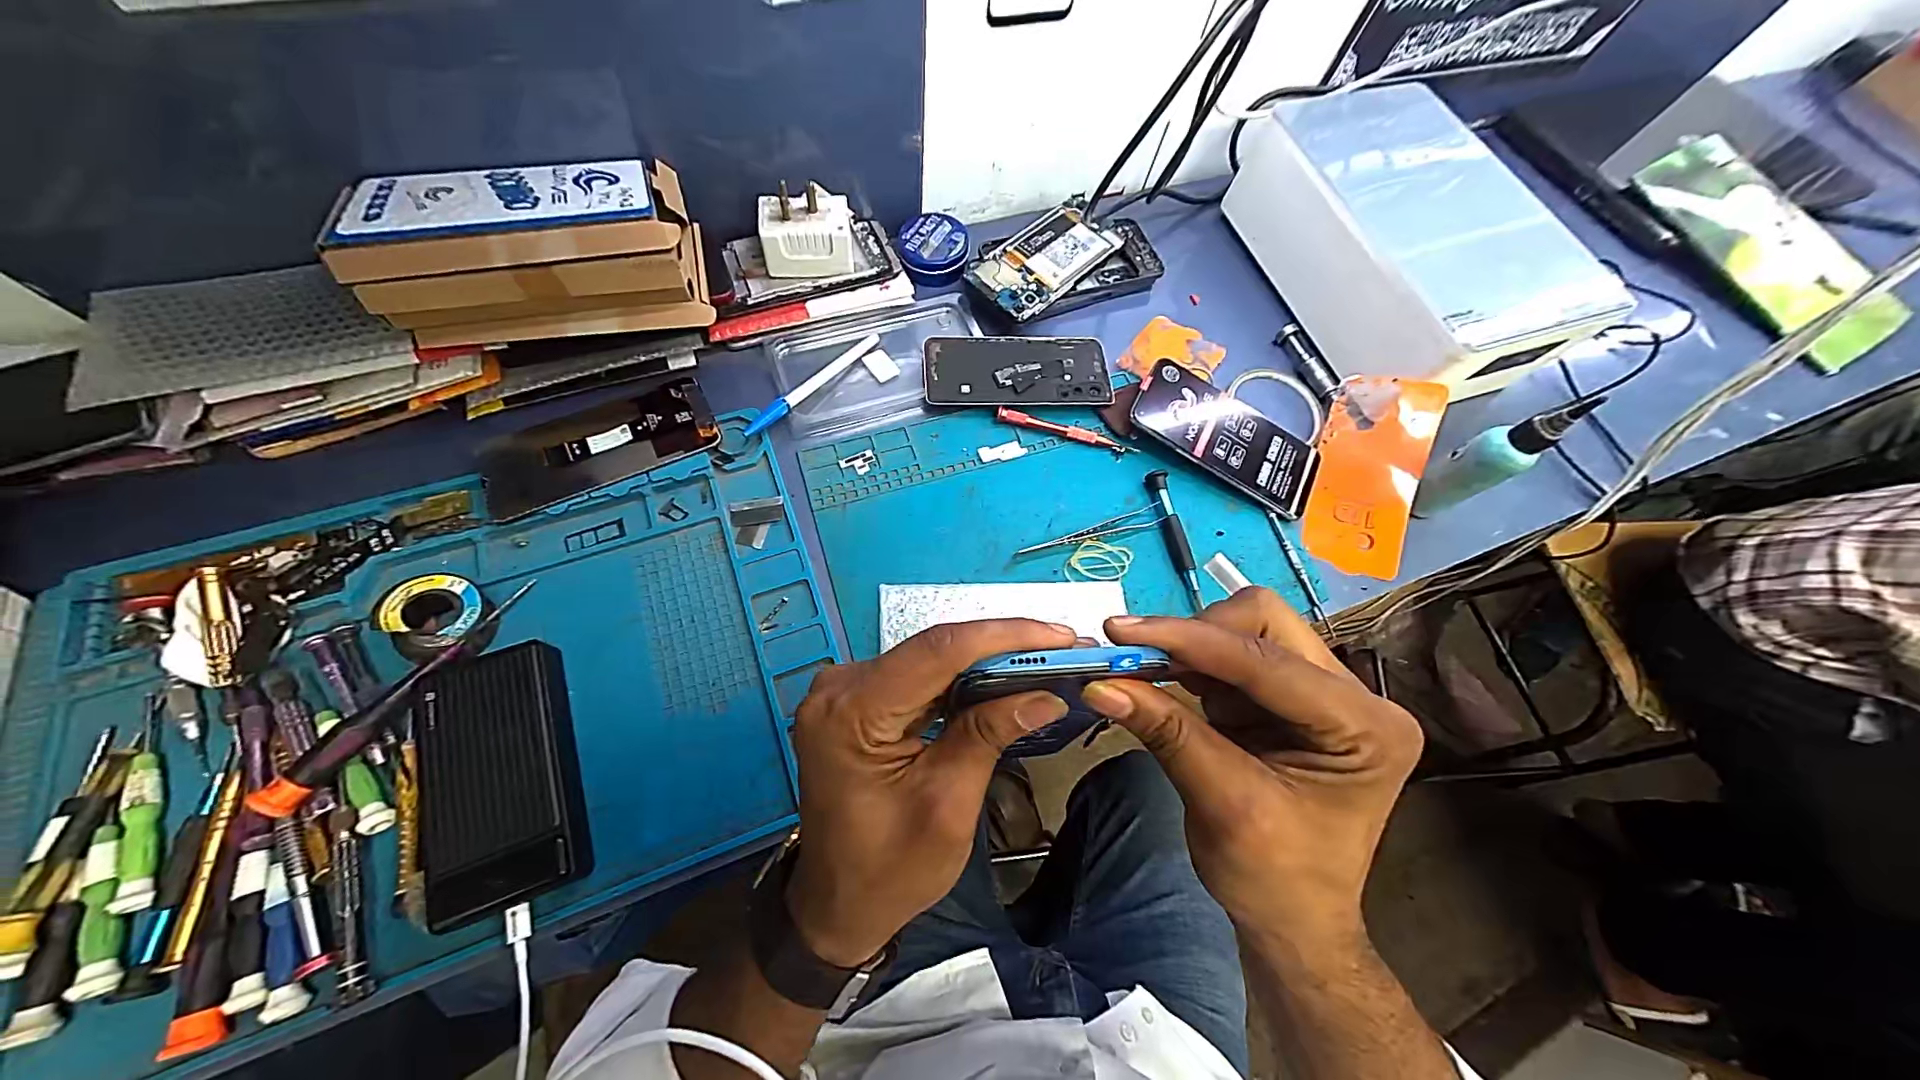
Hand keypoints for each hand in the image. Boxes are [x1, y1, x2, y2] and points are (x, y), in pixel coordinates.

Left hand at [785, 620, 1075, 966]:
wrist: (835, 903)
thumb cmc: (886, 871)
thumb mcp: (947, 805)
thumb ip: (988, 736)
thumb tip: (1044, 695)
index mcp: (851, 712)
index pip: (938, 651)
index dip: (1004, 636)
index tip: (1059, 636)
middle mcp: (839, 686)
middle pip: (933, 648)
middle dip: (1001, 646)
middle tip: (1061, 648)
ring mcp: (844, 690)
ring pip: (929, 657)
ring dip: (986, 659)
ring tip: (1042, 660)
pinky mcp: (857, 699)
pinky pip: (918, 675)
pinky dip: (961, 677)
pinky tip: (1000, 679)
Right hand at [1079, 588, 1421, 947]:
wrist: (1293, 918)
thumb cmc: (1275, 878)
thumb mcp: (1222, 805)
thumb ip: (1167, 734)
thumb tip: (1100, 683)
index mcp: (1365, 726)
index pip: (1267, 660)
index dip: (1191, 640)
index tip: (1121, 631)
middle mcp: (1351, 694)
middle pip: (1265, 622)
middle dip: (1197, 635)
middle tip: (1136, 657)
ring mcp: (1316, 690)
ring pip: (1244, 630)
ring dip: (1188, 648)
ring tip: (1140, 671)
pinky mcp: (1282, 696)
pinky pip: (1229, 656)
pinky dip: (1189, 664)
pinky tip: (1159, 680)